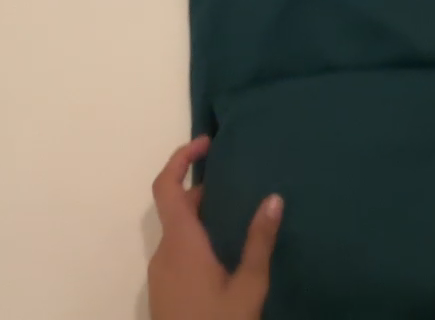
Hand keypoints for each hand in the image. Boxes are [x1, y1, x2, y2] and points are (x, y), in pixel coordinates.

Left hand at [147, 136, 283, 319]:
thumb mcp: (248, 287)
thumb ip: (259, 241)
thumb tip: (274, 196)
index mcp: (180, 243)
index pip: (166, 187)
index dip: (180, 158)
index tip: (207, 143)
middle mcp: (163, 253)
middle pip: (177, 206)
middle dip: (205, 187)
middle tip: (241, 179)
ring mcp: (160, 274)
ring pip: (179, 230)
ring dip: (203, 213)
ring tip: (240, 212)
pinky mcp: (164, 292)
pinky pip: (178, 250)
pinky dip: (199, 235)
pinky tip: (227, 249)